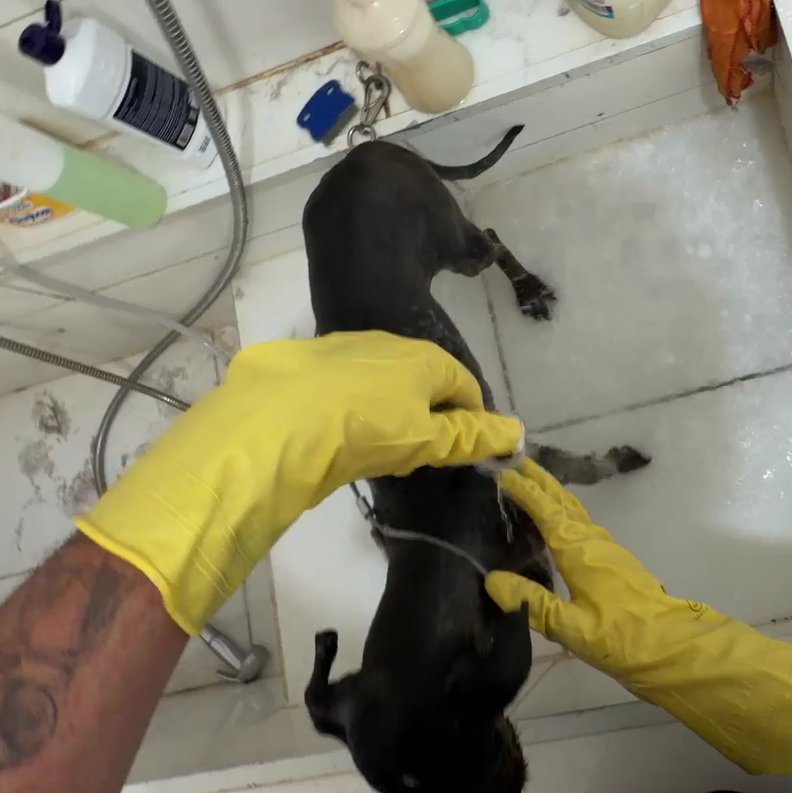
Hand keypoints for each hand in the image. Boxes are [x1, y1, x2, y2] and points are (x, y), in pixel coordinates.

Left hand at [78, 332, 521, 634]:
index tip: (464, 447)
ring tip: (368, 441)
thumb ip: (471, 436)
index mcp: (422, 357)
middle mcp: (383, 342)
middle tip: (414, 450)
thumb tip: (517, 432)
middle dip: (425, 408)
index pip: (464, 383)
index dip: (470, 415)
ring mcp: (336, 346)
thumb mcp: (424, 441)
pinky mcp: (295, 359)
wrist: (274, 424)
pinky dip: (336, 400)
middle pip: (419, 376)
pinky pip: (330, 380)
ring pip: (374, 375)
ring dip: (381, 402)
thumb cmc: (365, 431)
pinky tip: (322, 428)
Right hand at [485, 463, 791, 778]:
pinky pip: (578, 524)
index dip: (523, 491)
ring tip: (529, 482)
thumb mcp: (572, 627)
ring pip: (572, 510)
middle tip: (514, 459)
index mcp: (579, 551)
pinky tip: (555, 523)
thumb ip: (533, 603)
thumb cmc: (622, 638)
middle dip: (538, 479)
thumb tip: (493, 580)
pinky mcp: (611, 561)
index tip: (501, 470)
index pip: (545, 512)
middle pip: (561, 501)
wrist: (672, 648)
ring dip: (550, 493)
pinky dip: (561, 512)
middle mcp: (592, 541)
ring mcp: (605, 549)